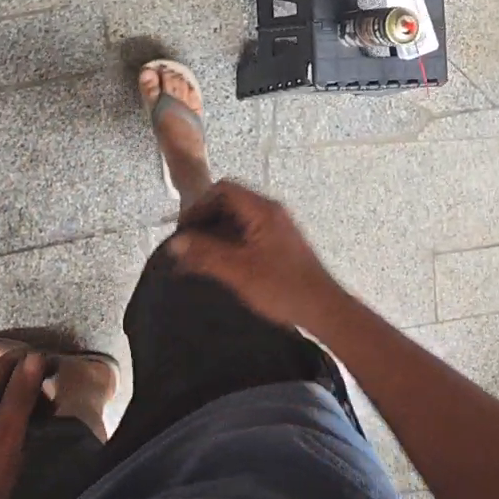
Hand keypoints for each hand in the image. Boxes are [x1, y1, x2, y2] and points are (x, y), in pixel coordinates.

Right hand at [169, 180, 346, 330]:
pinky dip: (230, 242)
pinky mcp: (279, 242)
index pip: (224, 189)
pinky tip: (220, 264)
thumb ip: (205, 254)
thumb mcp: (238, 271)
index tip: (183, 228)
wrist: (322, 308)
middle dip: (206, 220)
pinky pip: (248, 232)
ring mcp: (277, 226)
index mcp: (263, 209)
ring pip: (238, 219)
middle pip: (230, 202)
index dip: (199, 205)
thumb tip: (175, 244)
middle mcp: (271, 211)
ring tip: (198, 258)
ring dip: (217, 234)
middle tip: (187, 244)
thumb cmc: (282, 287)